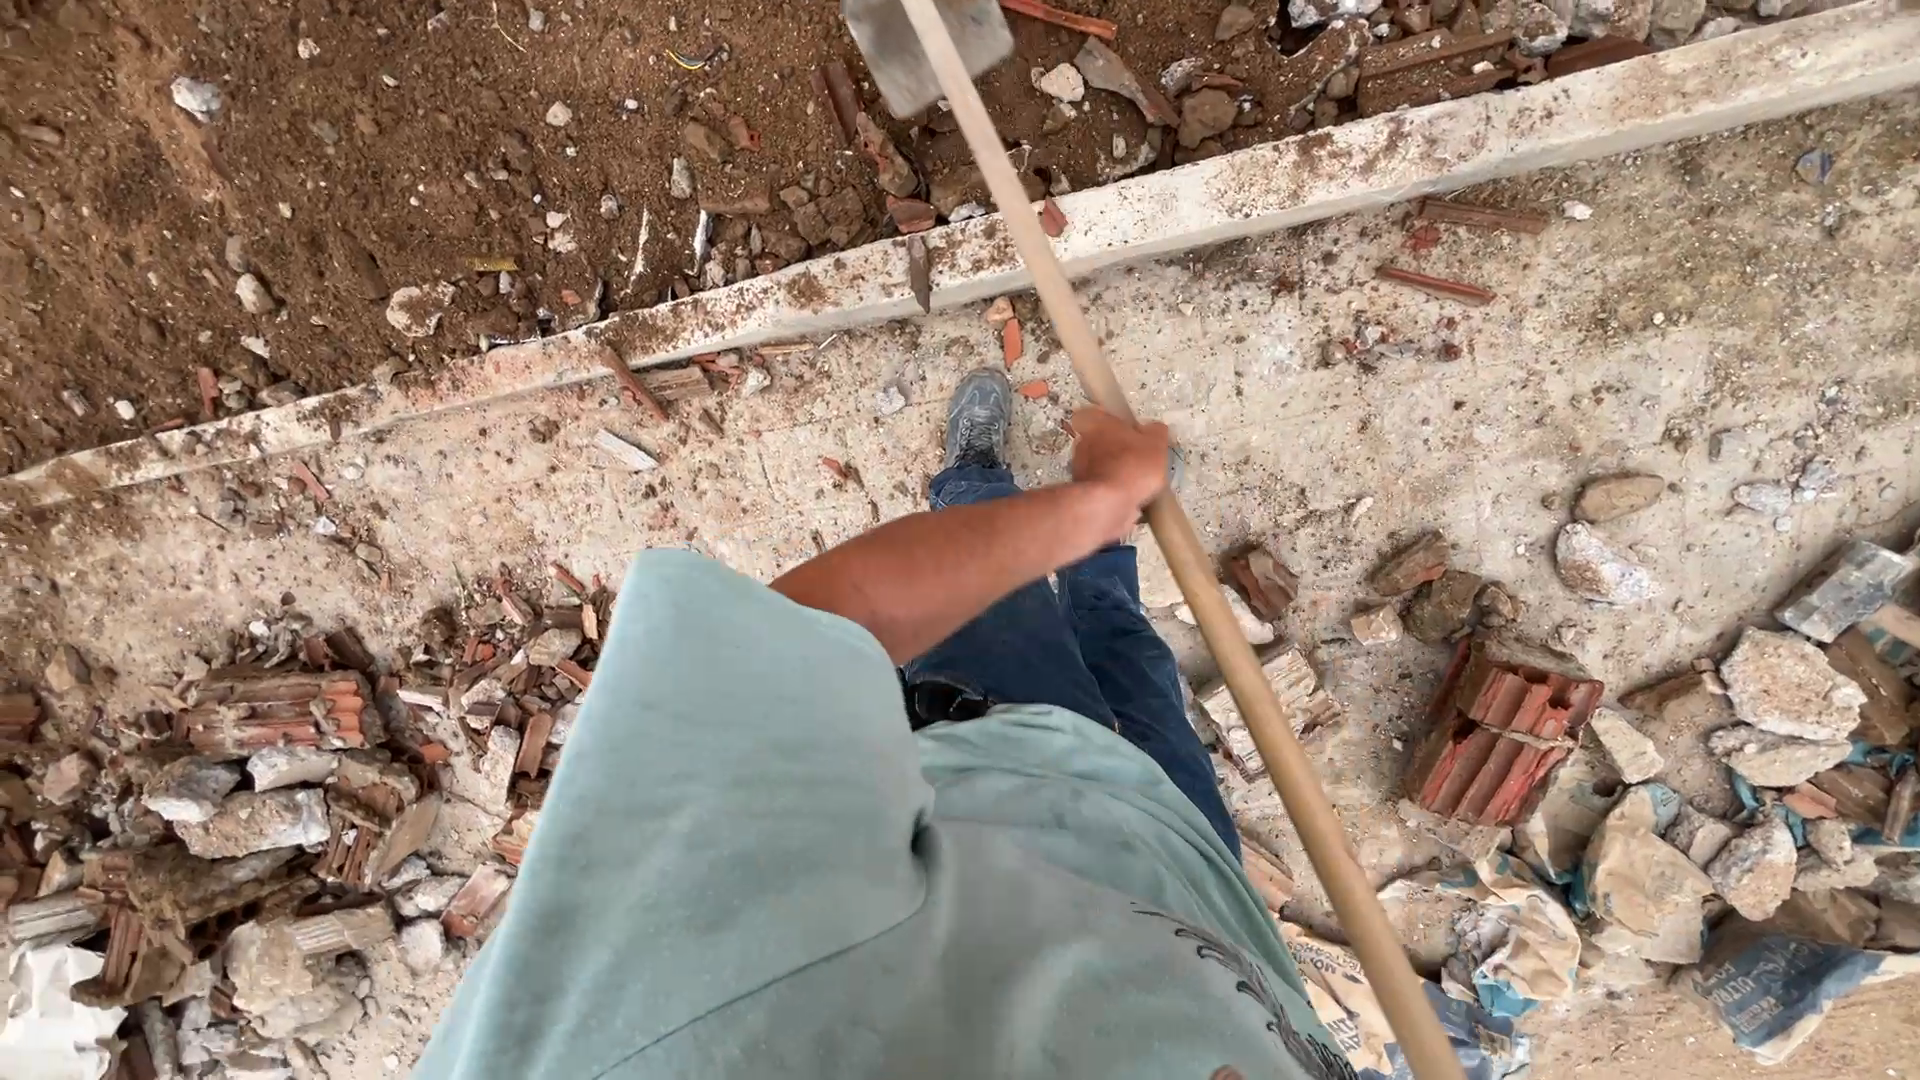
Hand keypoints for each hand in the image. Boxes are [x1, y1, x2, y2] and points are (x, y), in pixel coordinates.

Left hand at [1069, 406, 1170, 526]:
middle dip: (1114, 449)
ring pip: (1097, 465)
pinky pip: (1100, 487)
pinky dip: (1112, 491)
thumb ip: (1155, 432)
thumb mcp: (1156, 443)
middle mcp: (1081, 443)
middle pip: (1097, 441)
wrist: (1109, 503)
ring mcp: (1078, 468)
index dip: (1107, 422)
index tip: (1123, 430)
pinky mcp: (1082, 492)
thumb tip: (1154, 428)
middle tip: (1136, 458)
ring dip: (1113, 471)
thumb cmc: (1133, 464)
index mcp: (1095, 423)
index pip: (1092, 414)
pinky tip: (1129, 498)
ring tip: (1137, 482)